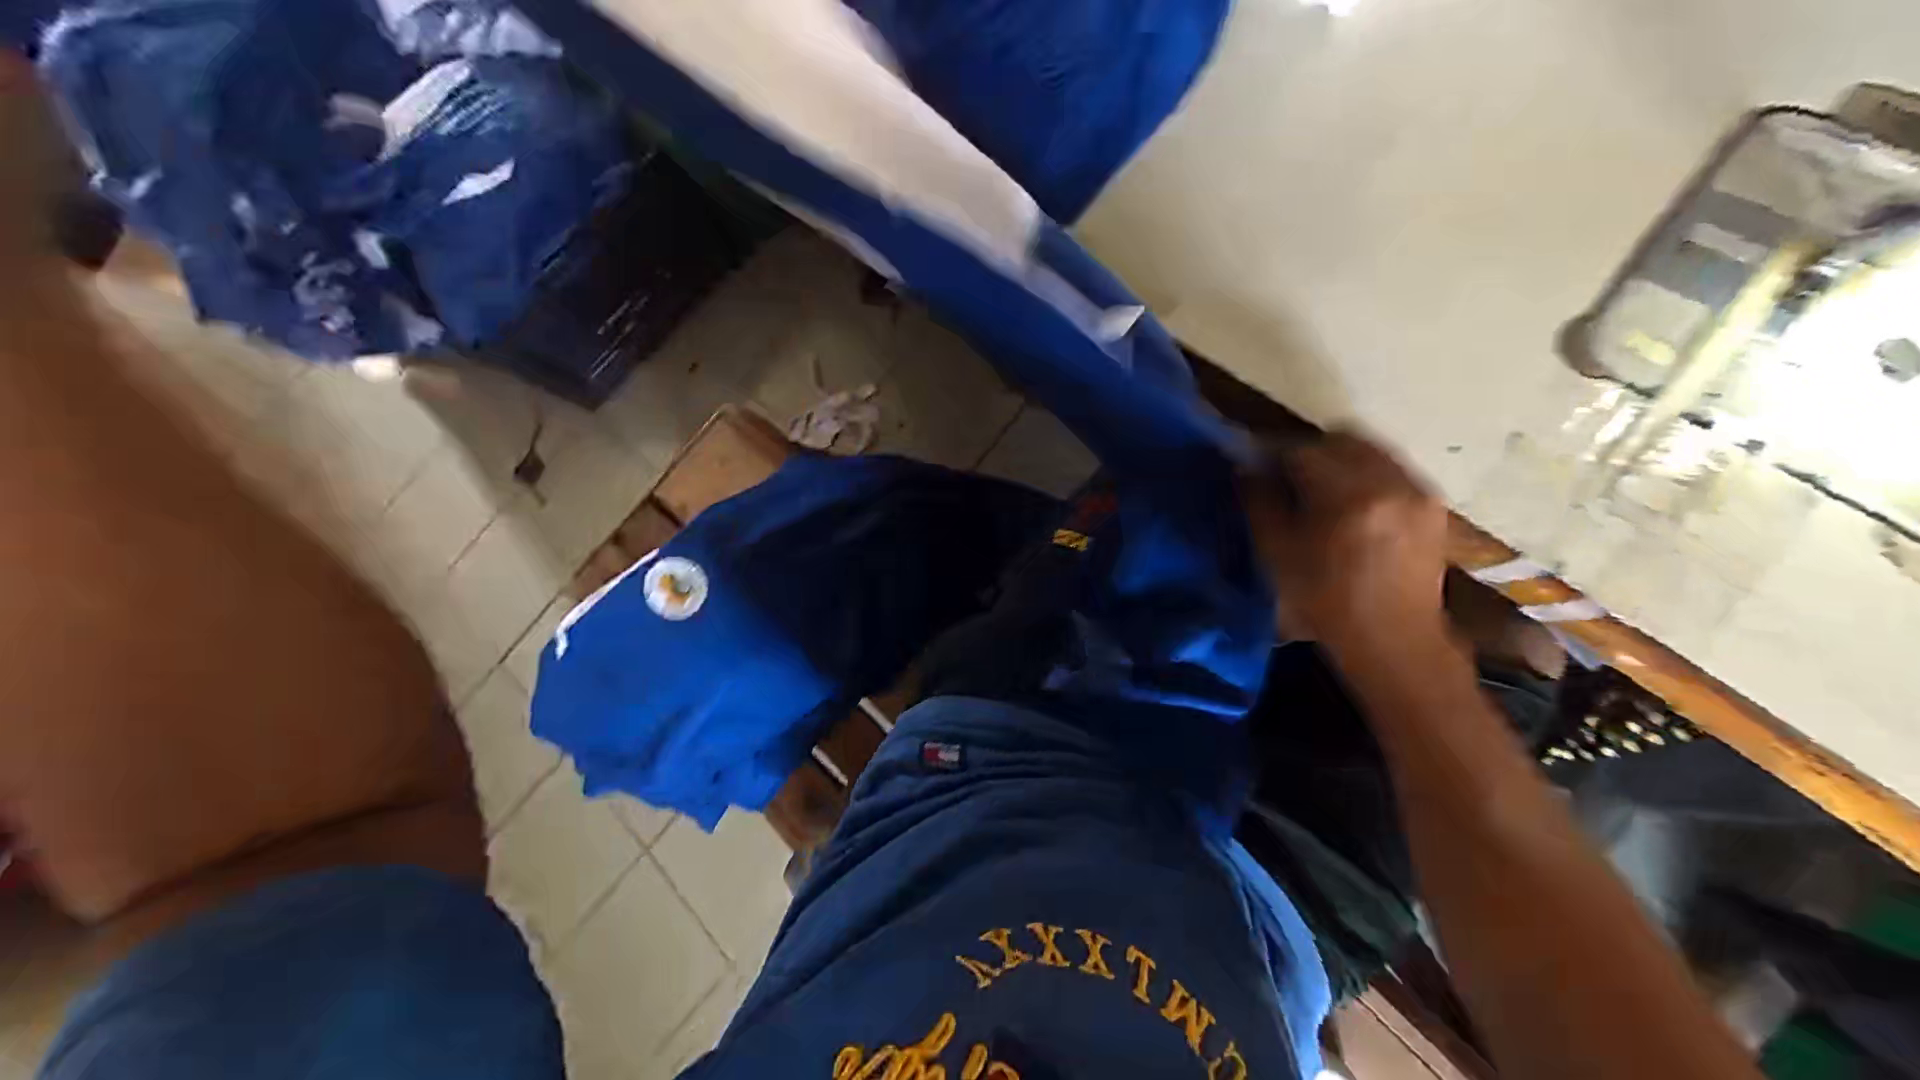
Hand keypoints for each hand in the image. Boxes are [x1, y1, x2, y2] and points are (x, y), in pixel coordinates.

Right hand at [1241, 430, 1449, 658]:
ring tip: (1320, 488)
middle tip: (1289, 476)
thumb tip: (1246, 467)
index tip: (1259, 467)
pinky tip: (1352, 503)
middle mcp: (1389, 483)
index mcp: (1348, 497)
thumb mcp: (1278, 555)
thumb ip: (1260, 503)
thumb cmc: (1325, 602)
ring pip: (1370, 449)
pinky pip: (1391, 468)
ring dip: (1339, 459)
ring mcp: (1417, 491)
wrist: (1393, 639)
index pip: (1303, 450)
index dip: (1275, 455)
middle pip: (1341, 439)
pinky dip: (1366, 474)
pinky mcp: (1431, 503)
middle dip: (1310, 451)